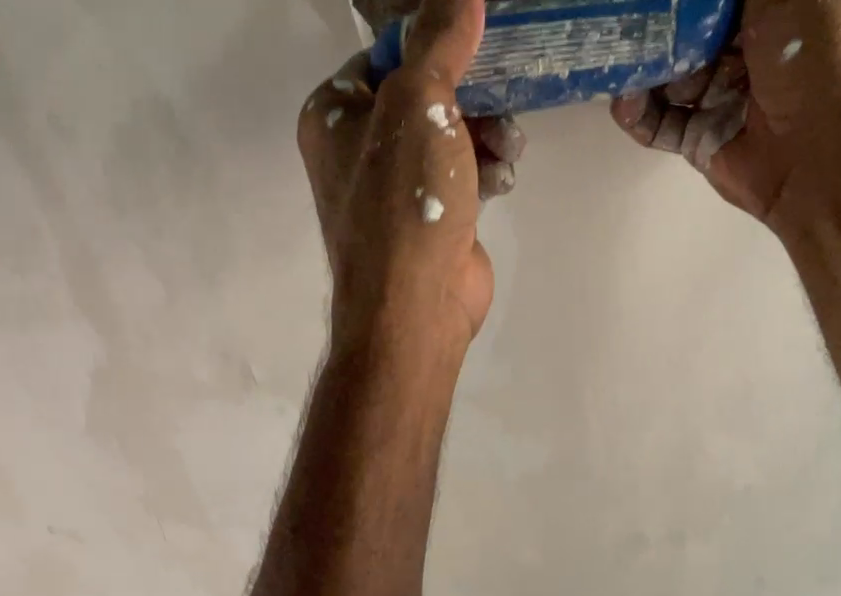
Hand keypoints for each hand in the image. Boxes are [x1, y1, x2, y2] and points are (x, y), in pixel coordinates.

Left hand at [297, 0, 523, 342]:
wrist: (415, 308)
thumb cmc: (404, 204)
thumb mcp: (420, 105)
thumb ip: (440, 42)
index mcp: (333, 116)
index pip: (385, 54)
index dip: (433, 43)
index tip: (478, 41)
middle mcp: (357, 150)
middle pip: (424, 92)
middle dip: (471, 92)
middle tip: (504, 94)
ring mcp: (393, 189)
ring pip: (449, 133)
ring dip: (487, 131)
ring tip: (507, 146)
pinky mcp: (428, 220)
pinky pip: (462, 174)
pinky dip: (486, 170)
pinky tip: (502, 178)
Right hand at [611, 0, 840, 230]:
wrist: (833, 159)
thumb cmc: (826, 59)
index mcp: (785, 4)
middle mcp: (753, 44)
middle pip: (687, 27)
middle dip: (654, 23)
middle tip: (619, 18)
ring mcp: (725, 92)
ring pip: (667, 71)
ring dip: (639, 65)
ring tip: (613, 58)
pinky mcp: (703, 136)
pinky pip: (660, 121)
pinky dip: (638, 113)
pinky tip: (623, 102)